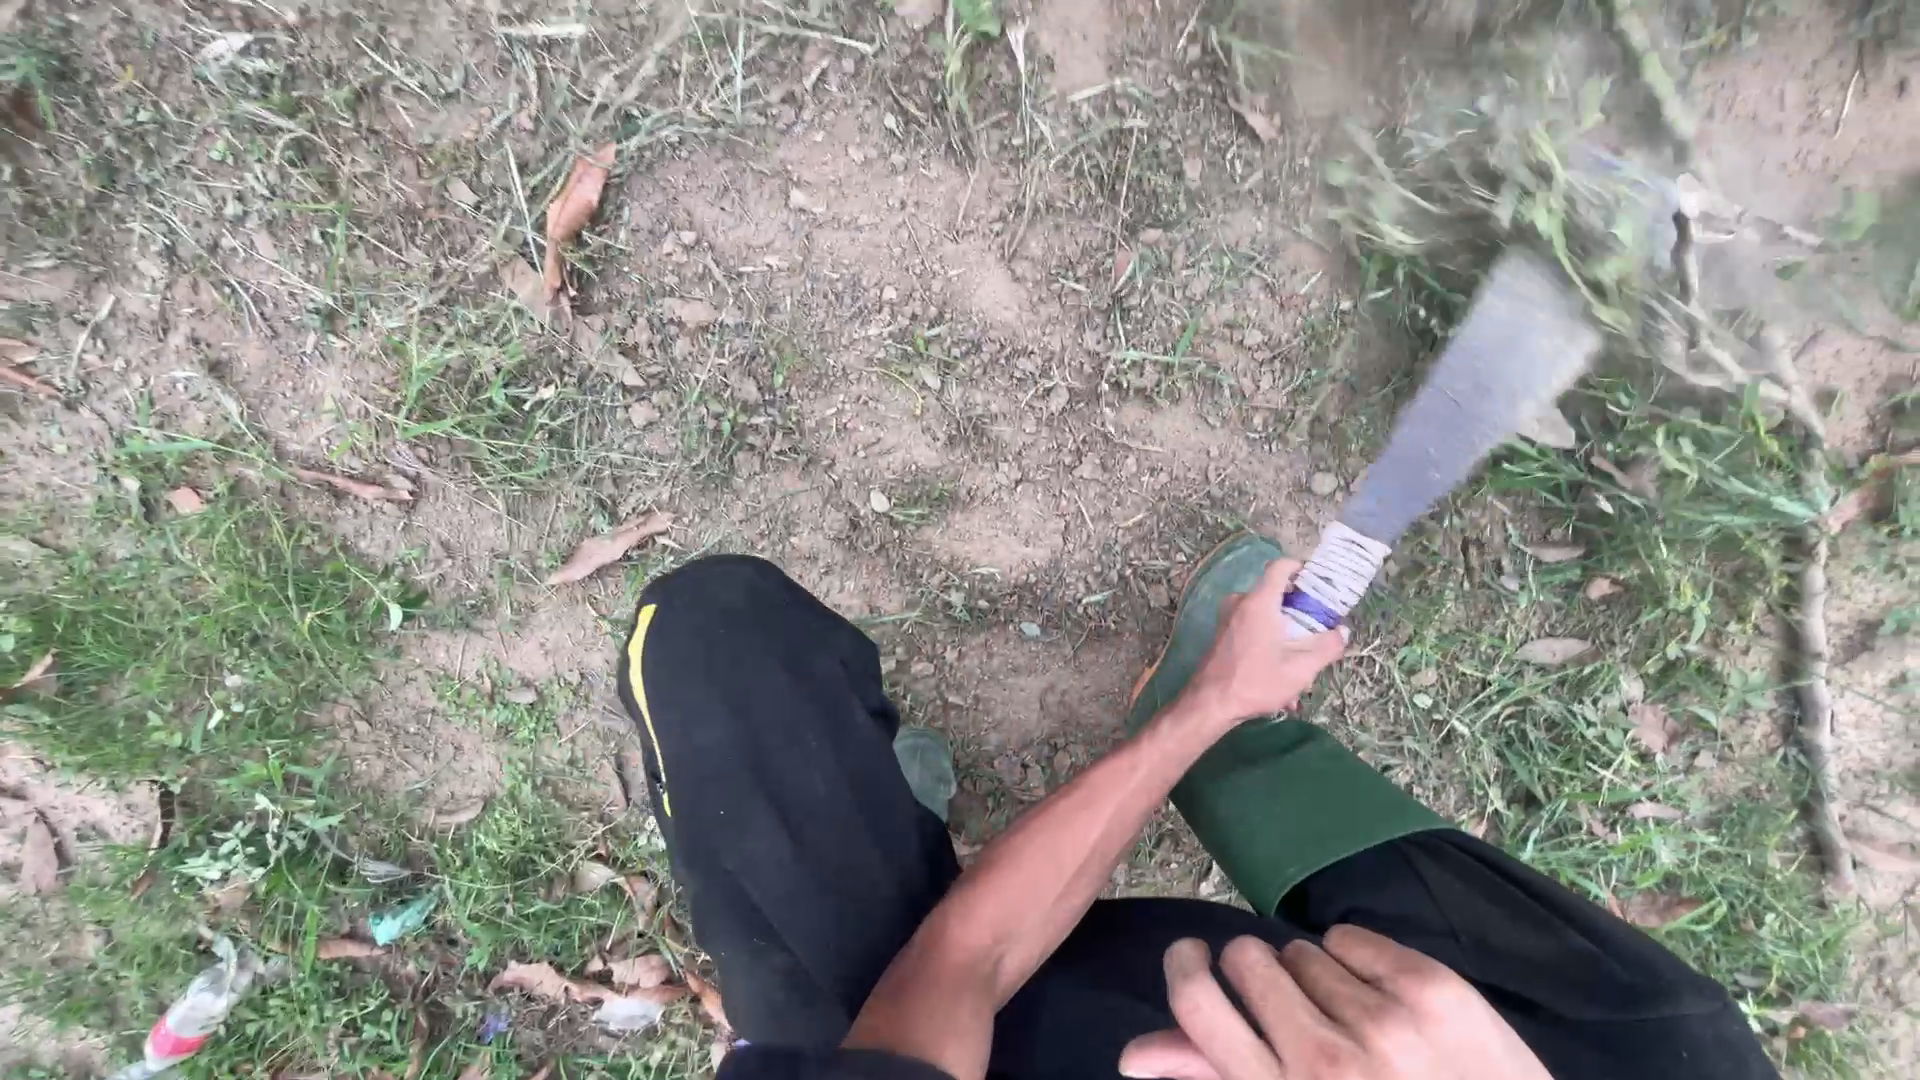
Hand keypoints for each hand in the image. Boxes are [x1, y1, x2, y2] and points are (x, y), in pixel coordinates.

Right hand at [1119, 928, 1551, 1079]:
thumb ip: (1212, 1079)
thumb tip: (1129, 1055)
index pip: (1197, 1003)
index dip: (1183, 967)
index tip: (1192, 956)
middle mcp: (1327, 1062)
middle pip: (1245, 959)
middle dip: (1258, 975)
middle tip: (1294, 1011)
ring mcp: (1385, 1023)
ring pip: (1299, 949)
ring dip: (1314, 977)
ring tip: (1355, 1024)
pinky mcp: (1433, 989)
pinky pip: (1348, 935)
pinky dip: (1359, 962)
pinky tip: (1389, 1005)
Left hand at [1174, 558, 1347, 728]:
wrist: (1210, 702)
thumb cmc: (1255, 681)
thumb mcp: (1300, 669)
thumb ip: (1326, 647)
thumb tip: (1343, 632)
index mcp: (1258, 602)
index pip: (1280, 567)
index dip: (1301, 568)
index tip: (1318, 581)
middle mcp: (1240, 603)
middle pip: (1276, 594)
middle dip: (1299, 614)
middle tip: (1318, 634)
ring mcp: (1228, 618)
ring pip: (1266, 617)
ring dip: (1286, 639)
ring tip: (1300, 671)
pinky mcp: (1223, 633)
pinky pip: (1254, 630)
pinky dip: (1270, 647)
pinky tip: (1280, 681)